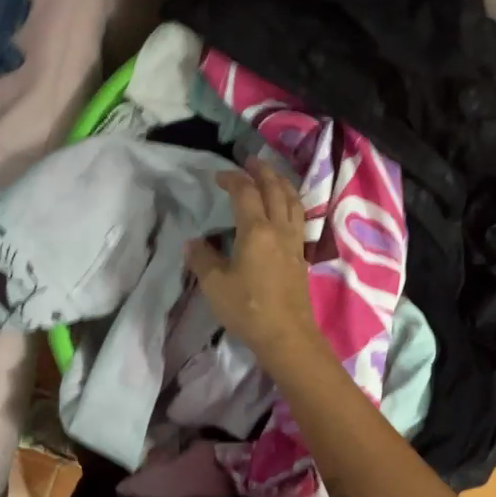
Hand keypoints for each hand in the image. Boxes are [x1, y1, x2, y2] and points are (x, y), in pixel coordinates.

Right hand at [186, 160, 324, 361]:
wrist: (286, 336)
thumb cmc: (248, 309)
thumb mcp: (215, 285)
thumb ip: (202, 259)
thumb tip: (194, 243)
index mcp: (256, 231)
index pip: (246, 193)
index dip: (232, 179)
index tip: (219, 176)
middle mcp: (279, 230)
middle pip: (275, 190)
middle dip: (263, 171)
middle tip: (251, 160)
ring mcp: (294, 243)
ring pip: (293, 202)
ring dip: (282, 184)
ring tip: (272, 176)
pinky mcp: (301, 257)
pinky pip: (298, 219)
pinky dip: (291, 204)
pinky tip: (286, 210)